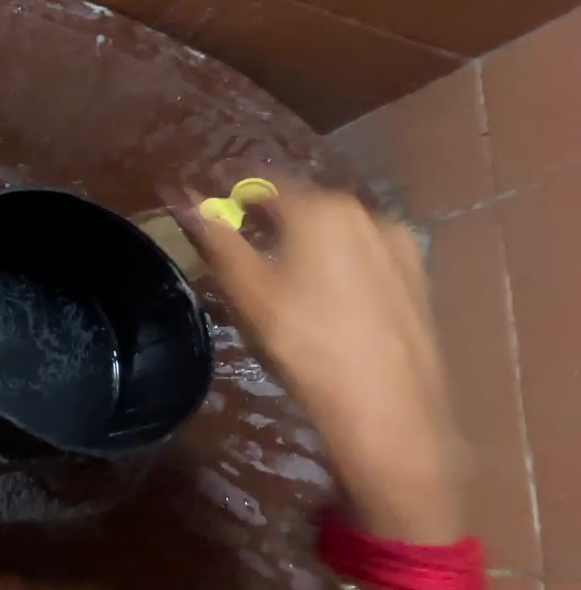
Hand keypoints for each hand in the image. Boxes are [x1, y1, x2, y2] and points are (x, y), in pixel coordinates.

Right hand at [187, 182, 465, 540]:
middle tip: (219, 230)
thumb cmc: (301, 339)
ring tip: (260, 259)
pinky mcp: (414, 278)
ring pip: (327, 226)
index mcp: (321, 209)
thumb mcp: (242, 283)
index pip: (256, 179)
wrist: (387, 410)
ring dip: (289, 232)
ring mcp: (398, 246)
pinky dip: (323, 254)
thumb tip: (176, 191)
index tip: (190, 191)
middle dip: (254, 209)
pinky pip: (354, 250)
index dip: (218, 184)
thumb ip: (209, 230)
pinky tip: (307, 285)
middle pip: (294, 200)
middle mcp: (366, 214)